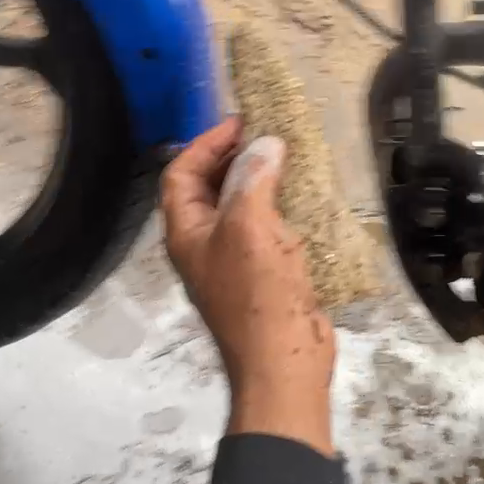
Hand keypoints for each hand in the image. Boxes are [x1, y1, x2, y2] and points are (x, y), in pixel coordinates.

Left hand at [161, 118, 337, 454]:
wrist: (283, 361)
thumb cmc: (258, 292)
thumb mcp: (250, 225)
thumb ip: (253, 178)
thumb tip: (266, 143)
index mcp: (187, 232)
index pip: (180, 174)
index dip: (205, 144)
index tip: (240, 123)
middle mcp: (203, 244)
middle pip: (206, 188)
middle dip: (231, 157)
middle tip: (265, 135)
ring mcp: (233, 261)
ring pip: (237, 207)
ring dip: (257, 179)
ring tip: (286, 157)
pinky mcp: (262, 274)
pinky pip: (263, 227)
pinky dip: (278, 205)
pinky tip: (303, 197)